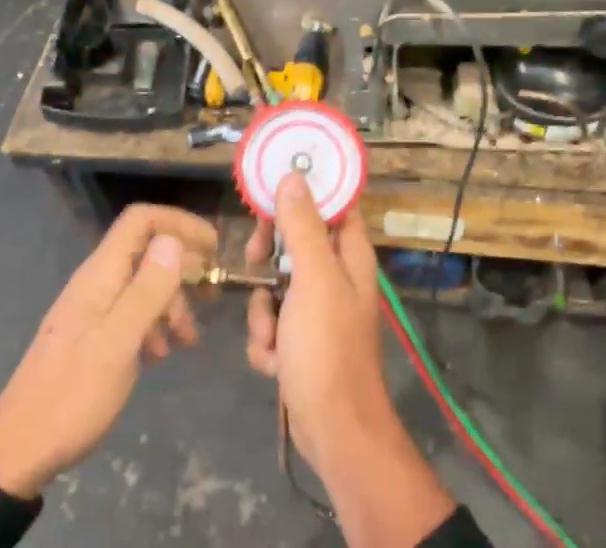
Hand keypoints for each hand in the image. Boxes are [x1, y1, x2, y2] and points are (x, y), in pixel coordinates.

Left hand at [0, 205, 216, 497]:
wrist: (20, 448)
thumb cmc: (72, 395)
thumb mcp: (117, 343)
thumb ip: (147, 290)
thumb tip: (173, 240)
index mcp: (100, 275)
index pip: (141, 220)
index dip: (179, 223)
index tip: (213, 248)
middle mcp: (96, 283)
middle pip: (147, 250)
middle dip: (184, 266)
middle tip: (213, 294)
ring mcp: (93, 310)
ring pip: (143, 284)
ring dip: (173, 302)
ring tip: (188, 339)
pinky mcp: (93, 336)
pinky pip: (133, 313)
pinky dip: (155, 325)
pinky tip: (162, 354)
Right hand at [244, 174, 390, 467]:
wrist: (333, 429)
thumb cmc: (328, 348)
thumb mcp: (313, 280)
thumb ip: (303, 227)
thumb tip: (293, 176)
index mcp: (350, 257)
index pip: (333, 204)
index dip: (305, 191)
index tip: (271, 187)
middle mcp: (336, 279)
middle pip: (295, 243)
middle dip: (268, 257)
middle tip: (255, 260)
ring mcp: (318, 313)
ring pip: (274, 289)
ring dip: (263, 313)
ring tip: (274, 337)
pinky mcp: (301, 344)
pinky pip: (271, 326)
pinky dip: (267, 343)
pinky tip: (275, 364)